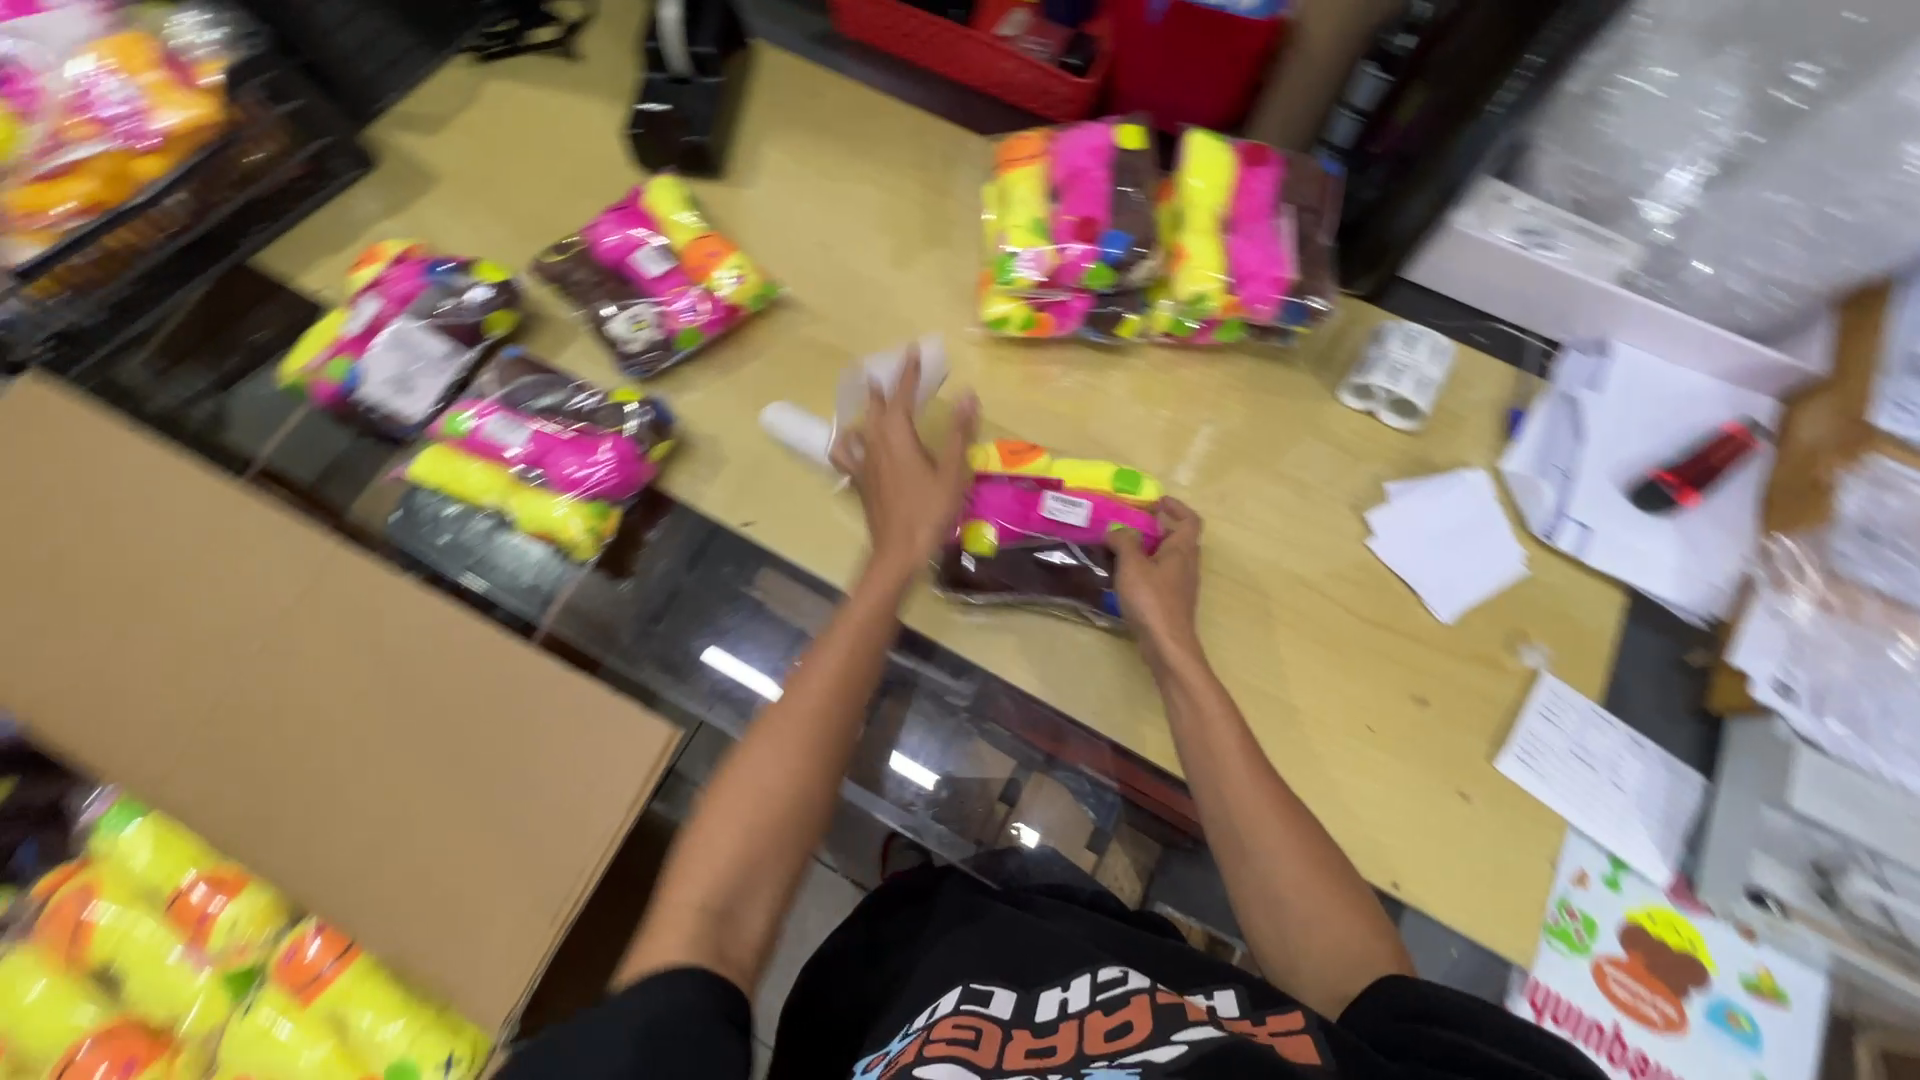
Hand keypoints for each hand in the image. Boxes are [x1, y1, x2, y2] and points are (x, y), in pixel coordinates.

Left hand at [830, 348, 980, 580]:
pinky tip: (853, 445)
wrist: (899, 551)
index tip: (912, 350)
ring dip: (866, 412)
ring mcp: (863, 464)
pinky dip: (849, 443)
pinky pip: (847, 455)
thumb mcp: (953, 472)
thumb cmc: (930, 511)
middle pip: (876, 408)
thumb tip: (967, 395)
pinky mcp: (859, 483)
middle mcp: (875, 443)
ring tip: (871, 404)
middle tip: (892, 372)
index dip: (908, 372)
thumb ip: (960, 433)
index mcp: (898, 436)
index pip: (901, 395)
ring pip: (859, 428)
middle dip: (885, 388)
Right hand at [1109, 498, 1204, 668]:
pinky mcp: (1173, 602)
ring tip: (1124, 550)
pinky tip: (1127, 577)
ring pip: (1170, 559)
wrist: (1166, 643)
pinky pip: (1162, 577)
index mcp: (1182, 549)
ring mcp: (1182, 585)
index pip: (1189, 520)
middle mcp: (1188, 565)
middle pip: (1180, 539)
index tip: (1157, 502)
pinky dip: (1147, 570)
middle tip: (1135, 525)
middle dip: (1159, 529)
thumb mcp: (1132, 565)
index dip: (1176, 507)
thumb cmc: (1151, 599)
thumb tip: (1116, 531)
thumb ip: (1124, 542)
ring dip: (1151, 550)